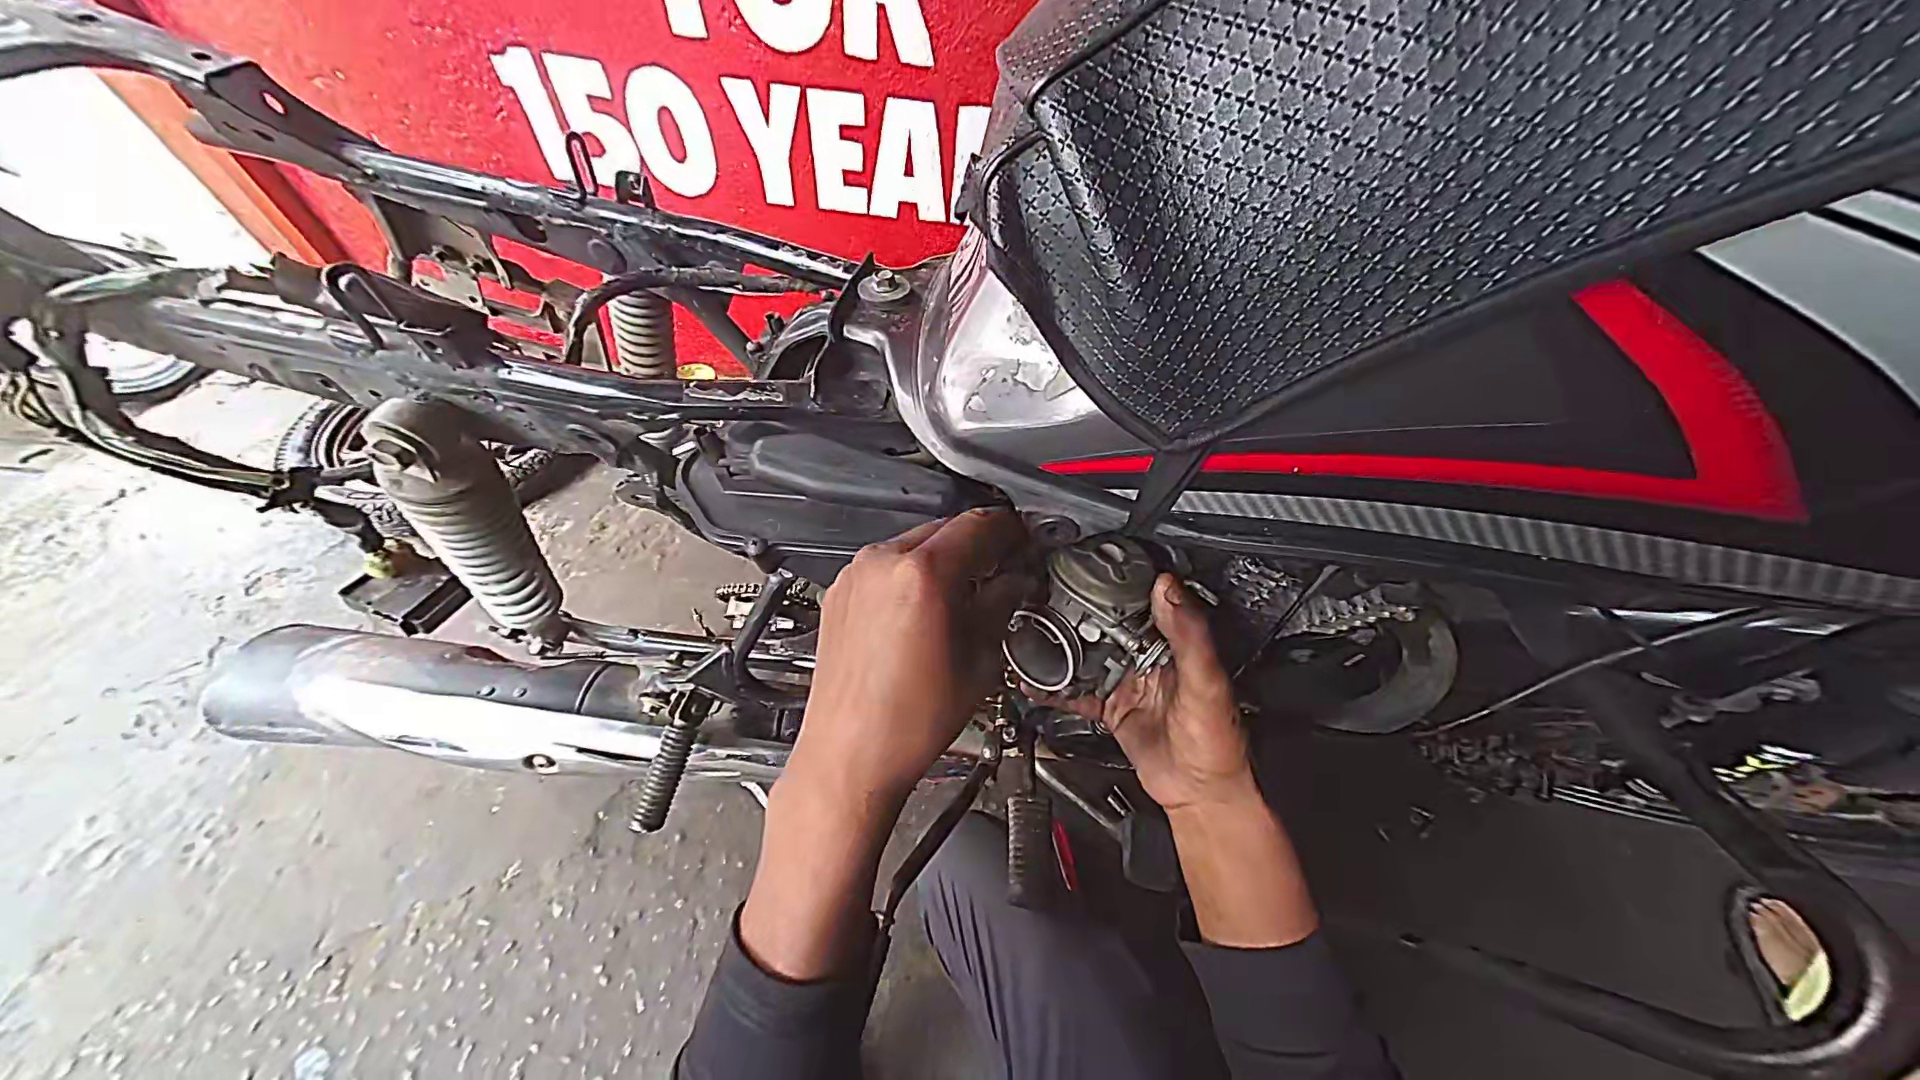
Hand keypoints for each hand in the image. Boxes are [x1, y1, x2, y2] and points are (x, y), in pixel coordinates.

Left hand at [788, 508, 1034, 801]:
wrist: (849, 754)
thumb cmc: (904, 724)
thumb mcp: (977, 662)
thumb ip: (1000, 606)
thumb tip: (1013, 583)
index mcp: (920, 576)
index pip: (979, 526)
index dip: (1011, 530)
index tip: (1023, 540)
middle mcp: (880, 566)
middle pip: (945, 529)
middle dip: (979, 544)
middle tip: (1004, 568)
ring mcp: (855, 578)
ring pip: (915, 545)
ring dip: (946, 558)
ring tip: (967, 592)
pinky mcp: (841, 594)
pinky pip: (887, 566)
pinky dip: (913, 574)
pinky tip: (929, 606)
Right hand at [1036, 574, 1255, 813]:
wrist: (1201, 794)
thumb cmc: (1217, 741)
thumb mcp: (1205, 681)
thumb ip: (1187, 635)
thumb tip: (1167, 589)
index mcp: (1174, 645)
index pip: (1143, 606)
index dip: (1118, 590)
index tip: (1089, 576)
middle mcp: (1148, 660)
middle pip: (1107, 630)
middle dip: (1080, 618)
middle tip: (1049, 605)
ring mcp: (1128, 684)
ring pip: (1088, 658)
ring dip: (1063, 650)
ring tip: (1036, 638)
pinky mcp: (1113, 709)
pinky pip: (1078, 694)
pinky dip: (1056, 689)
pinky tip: (1037, 683)